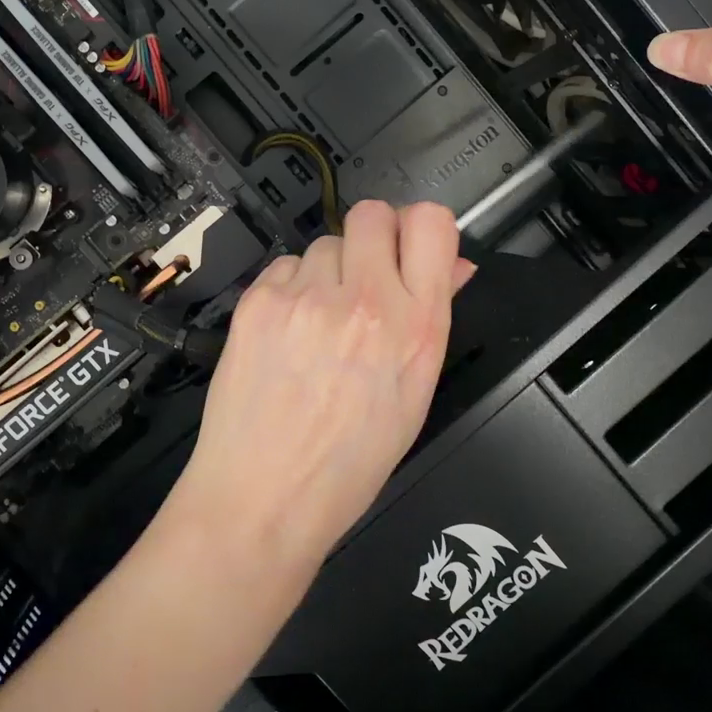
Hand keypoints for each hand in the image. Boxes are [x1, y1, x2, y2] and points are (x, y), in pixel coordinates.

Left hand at [172, 200, 473, 570]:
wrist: (263, 497)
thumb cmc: (345, 463)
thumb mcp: (413, 395)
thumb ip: (432, 318)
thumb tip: (451, 267)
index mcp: (417, 328)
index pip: (431, 223)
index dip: (420, 227)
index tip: (410, 243)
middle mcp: (366, 303)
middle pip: (373, 214)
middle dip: (372, 239)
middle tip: (362, 279)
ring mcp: (308, 298)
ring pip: (324, 243)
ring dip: (328, 271)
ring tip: (320, 324)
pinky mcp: (260, 302)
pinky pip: (284, 266)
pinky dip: (290, 288)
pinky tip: (289, 333)